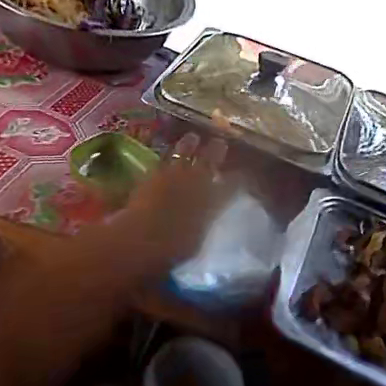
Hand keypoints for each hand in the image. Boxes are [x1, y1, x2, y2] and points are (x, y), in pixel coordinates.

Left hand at [101, 133, 229, 271]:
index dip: (238, 178)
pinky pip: (163, 157)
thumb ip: (203, 225)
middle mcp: (198, 181)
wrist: (143, 238)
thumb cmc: (174, 249)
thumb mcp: (197, 240)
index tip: (242, 174)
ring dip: (190, 143)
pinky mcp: (153, 172)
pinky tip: (168, 152)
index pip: (233, 184)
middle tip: (221, 142)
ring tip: (193, 137)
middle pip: (211, 159)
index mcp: (214, 201)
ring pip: (185, 150)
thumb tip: (205, 219)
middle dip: (217, 150)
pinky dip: (168, 153)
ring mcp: (175, 173)